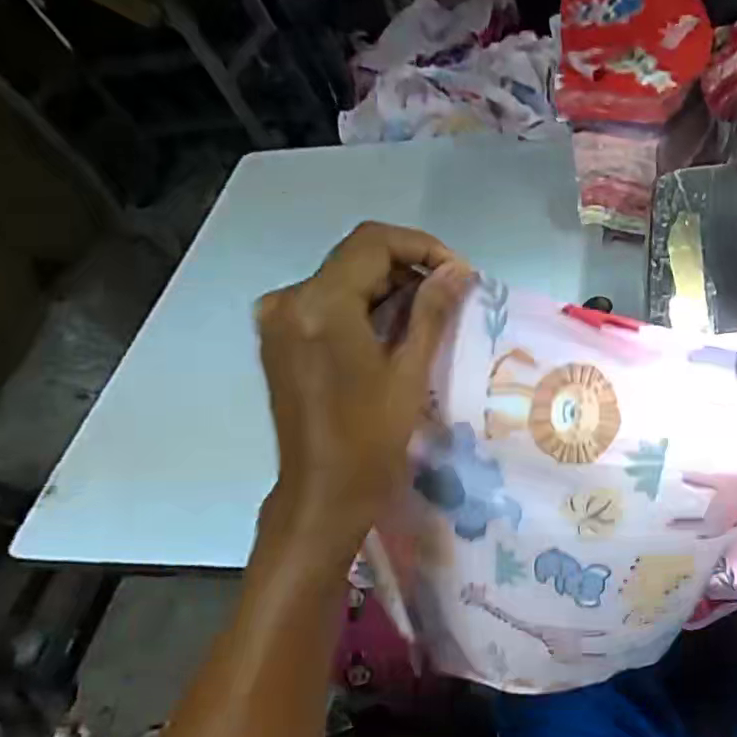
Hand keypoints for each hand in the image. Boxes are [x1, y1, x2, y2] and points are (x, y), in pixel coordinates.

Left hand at [257, 222, 469, 544]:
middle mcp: (288, 300)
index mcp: (319, 305)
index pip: (373, 243)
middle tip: (450, 294)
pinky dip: (360, 306)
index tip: (458, 272)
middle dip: (407, 268)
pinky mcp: (278, 339)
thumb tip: (458, 270)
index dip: (422, 247)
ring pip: (341, 279)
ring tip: (429, 312)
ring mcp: (277, 319)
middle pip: (355, 259)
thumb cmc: (370, 440)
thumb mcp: (408, 372)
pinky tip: (392, 328)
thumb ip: (432, 312)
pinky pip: (324, 304)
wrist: (322, 493)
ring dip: (385, 287)